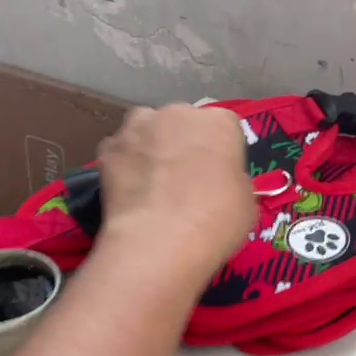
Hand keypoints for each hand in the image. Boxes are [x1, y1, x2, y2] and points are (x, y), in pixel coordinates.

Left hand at [93, 103, 253, 281]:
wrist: (159, 241)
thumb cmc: (216, 221)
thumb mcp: (247, 203)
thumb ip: (234, 180)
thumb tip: (221, 182)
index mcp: (220, 123)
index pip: (225, 127)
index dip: (223, 152)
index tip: (220, 175)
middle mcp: (178, 113)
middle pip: (183, 122)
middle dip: (185, 143)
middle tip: (187, 179)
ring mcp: (138, 127)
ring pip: (148, 130)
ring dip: (152, 147)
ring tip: (155, 182)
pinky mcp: (108, 148)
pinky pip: (121, 150)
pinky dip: (126, 164)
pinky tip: (131, 191)